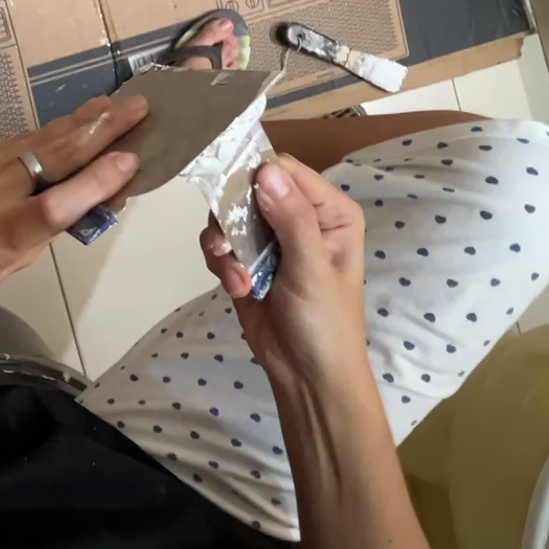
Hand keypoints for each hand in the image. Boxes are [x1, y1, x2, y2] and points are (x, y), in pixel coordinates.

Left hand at [0, 94, 147, 312]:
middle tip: (138, 109)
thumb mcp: (9, 267)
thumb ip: (50, 230)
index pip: (54, 207)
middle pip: (50, 157)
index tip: (131, 160)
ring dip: (80, 122)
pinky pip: (15, 142)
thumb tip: (97, 196)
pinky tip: (74, 124)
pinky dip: (47, 135)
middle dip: (100, 131)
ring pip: (36, 140)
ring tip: (115, 105)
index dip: (95, 182)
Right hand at [198, 156, 368, 391]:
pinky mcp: (245, 258)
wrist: (307, 377)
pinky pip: (219, 243)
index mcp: (329, 211)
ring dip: (224, 244)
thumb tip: (264, 170)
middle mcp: (298, 216)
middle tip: (224, 241)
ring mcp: (270, 238)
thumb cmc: (325, 323)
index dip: (256, 176)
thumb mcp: (311, 269)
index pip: (285, 171)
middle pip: (249, 188)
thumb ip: (291, 219)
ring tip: (234, 274)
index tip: (230, 193)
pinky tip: (237, 288)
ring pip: (228, 215)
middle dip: (231, 215)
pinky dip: (221, 264)